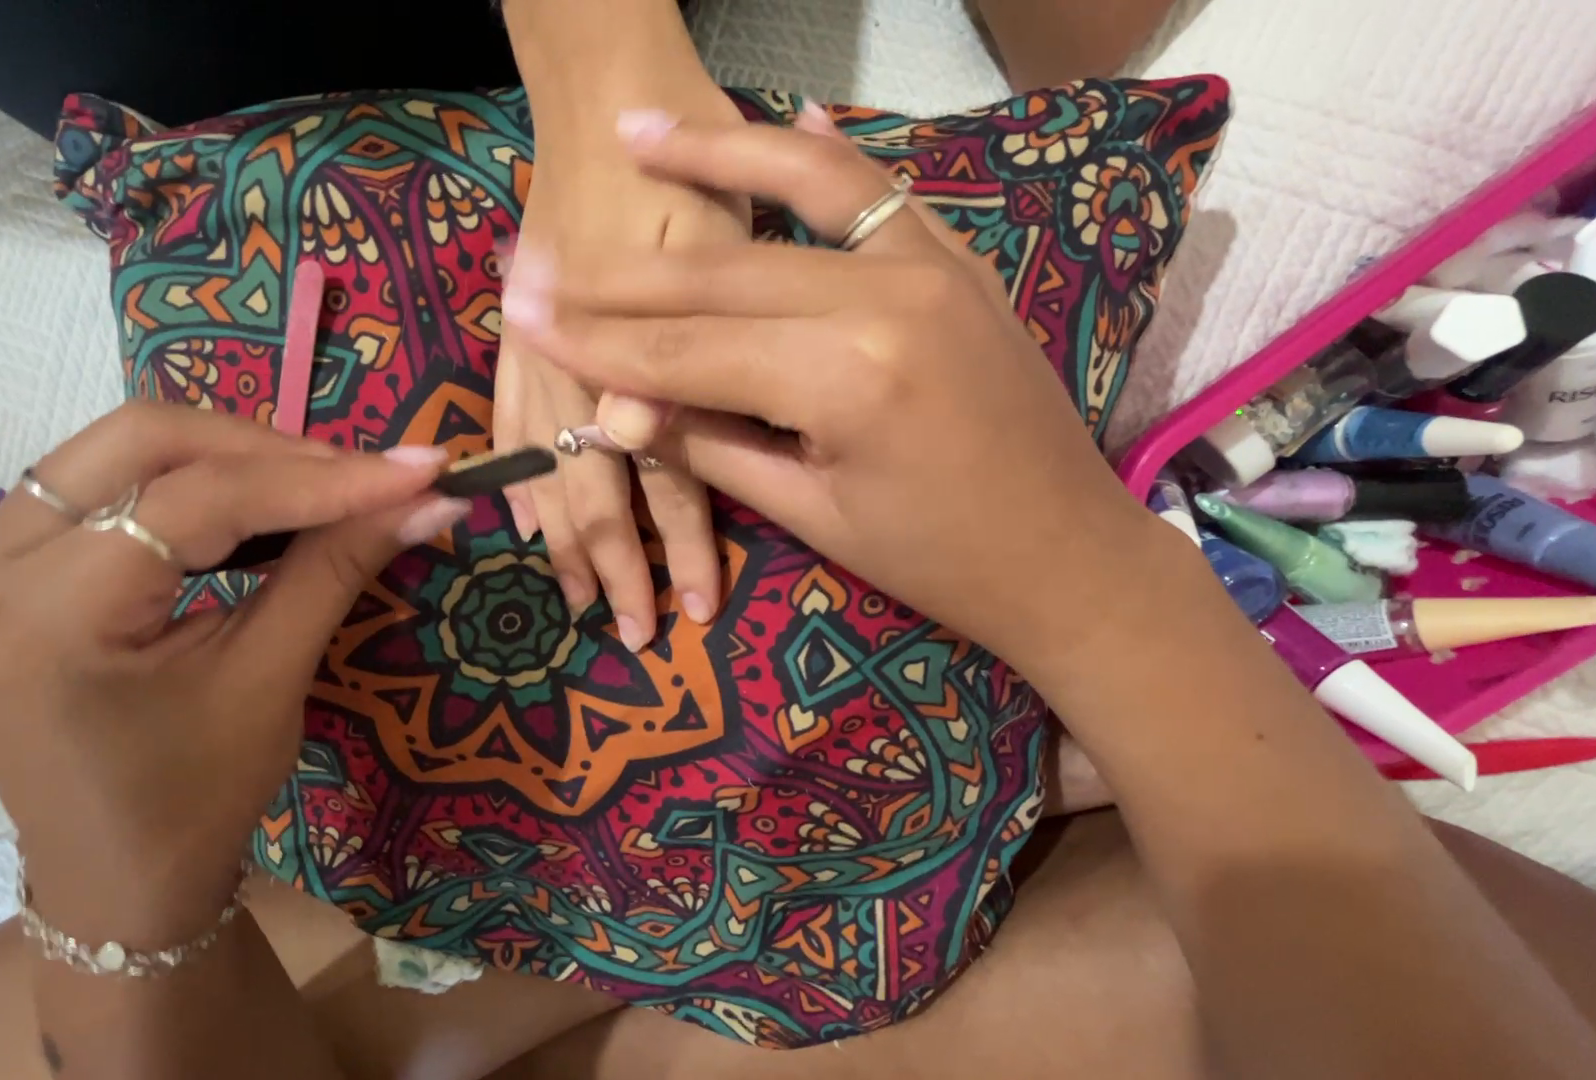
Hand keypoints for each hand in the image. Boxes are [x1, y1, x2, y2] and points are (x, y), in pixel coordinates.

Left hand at [0, 403, 469, 941]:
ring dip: (241, 458)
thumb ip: (340, 568)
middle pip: (147, 442)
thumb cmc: (195, 798)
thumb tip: (433, 499)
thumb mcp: (272, 679)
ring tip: (330, 488)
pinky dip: (202, 483)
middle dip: (275, 450)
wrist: (118, 877)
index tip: (419, 470)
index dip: (323, 478)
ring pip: (129, 450)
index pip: (200, 501)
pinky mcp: (8, 564)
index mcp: (46, 616)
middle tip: (368, 477)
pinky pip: (115, 485)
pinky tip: (265, 507)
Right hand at [502, 113, 1175, 669]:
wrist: (1070, 554)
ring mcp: (931, 262)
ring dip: (711, 162)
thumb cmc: (937, 561)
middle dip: (623, 273)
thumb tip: (619, 409)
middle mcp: (885, 296)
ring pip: (794, 200)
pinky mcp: (956, 258)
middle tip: (542, 257)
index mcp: (845, 378)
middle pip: (721, 273)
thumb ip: (712, 445)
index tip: (525, 317)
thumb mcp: (813, 515)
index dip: (600, 339)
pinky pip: (878, 190)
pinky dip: (821, 155)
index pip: (688, 350)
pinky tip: (779, 113)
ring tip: (633, 133)